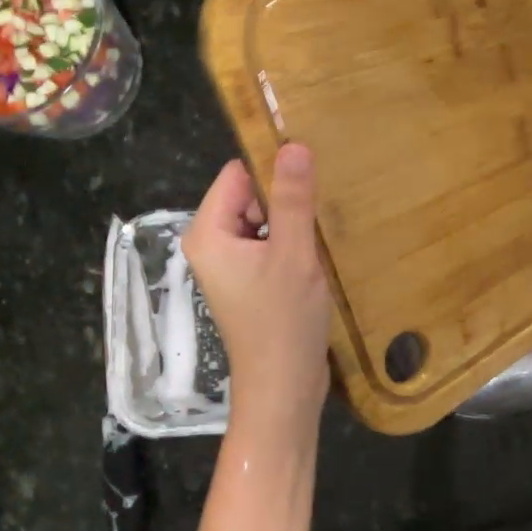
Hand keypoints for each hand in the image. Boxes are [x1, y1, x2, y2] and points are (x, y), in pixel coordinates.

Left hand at [183, 147, 331, 433]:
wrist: (283, 385)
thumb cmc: (284, 320)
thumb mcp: (294, 255)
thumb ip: (293, 200)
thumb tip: (293, 145)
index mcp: (208, 233)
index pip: (237, 175)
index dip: (273, 170)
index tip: (312, 176)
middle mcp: (211, 246)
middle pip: (249, 198)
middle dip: (285, 201)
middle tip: (323, 212)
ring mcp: (229, 268)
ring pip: (264, 224)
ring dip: (293, 227)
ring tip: (323, 237)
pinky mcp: (249, 286)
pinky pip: (269, 249)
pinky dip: (293, 249)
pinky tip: (316, 261)